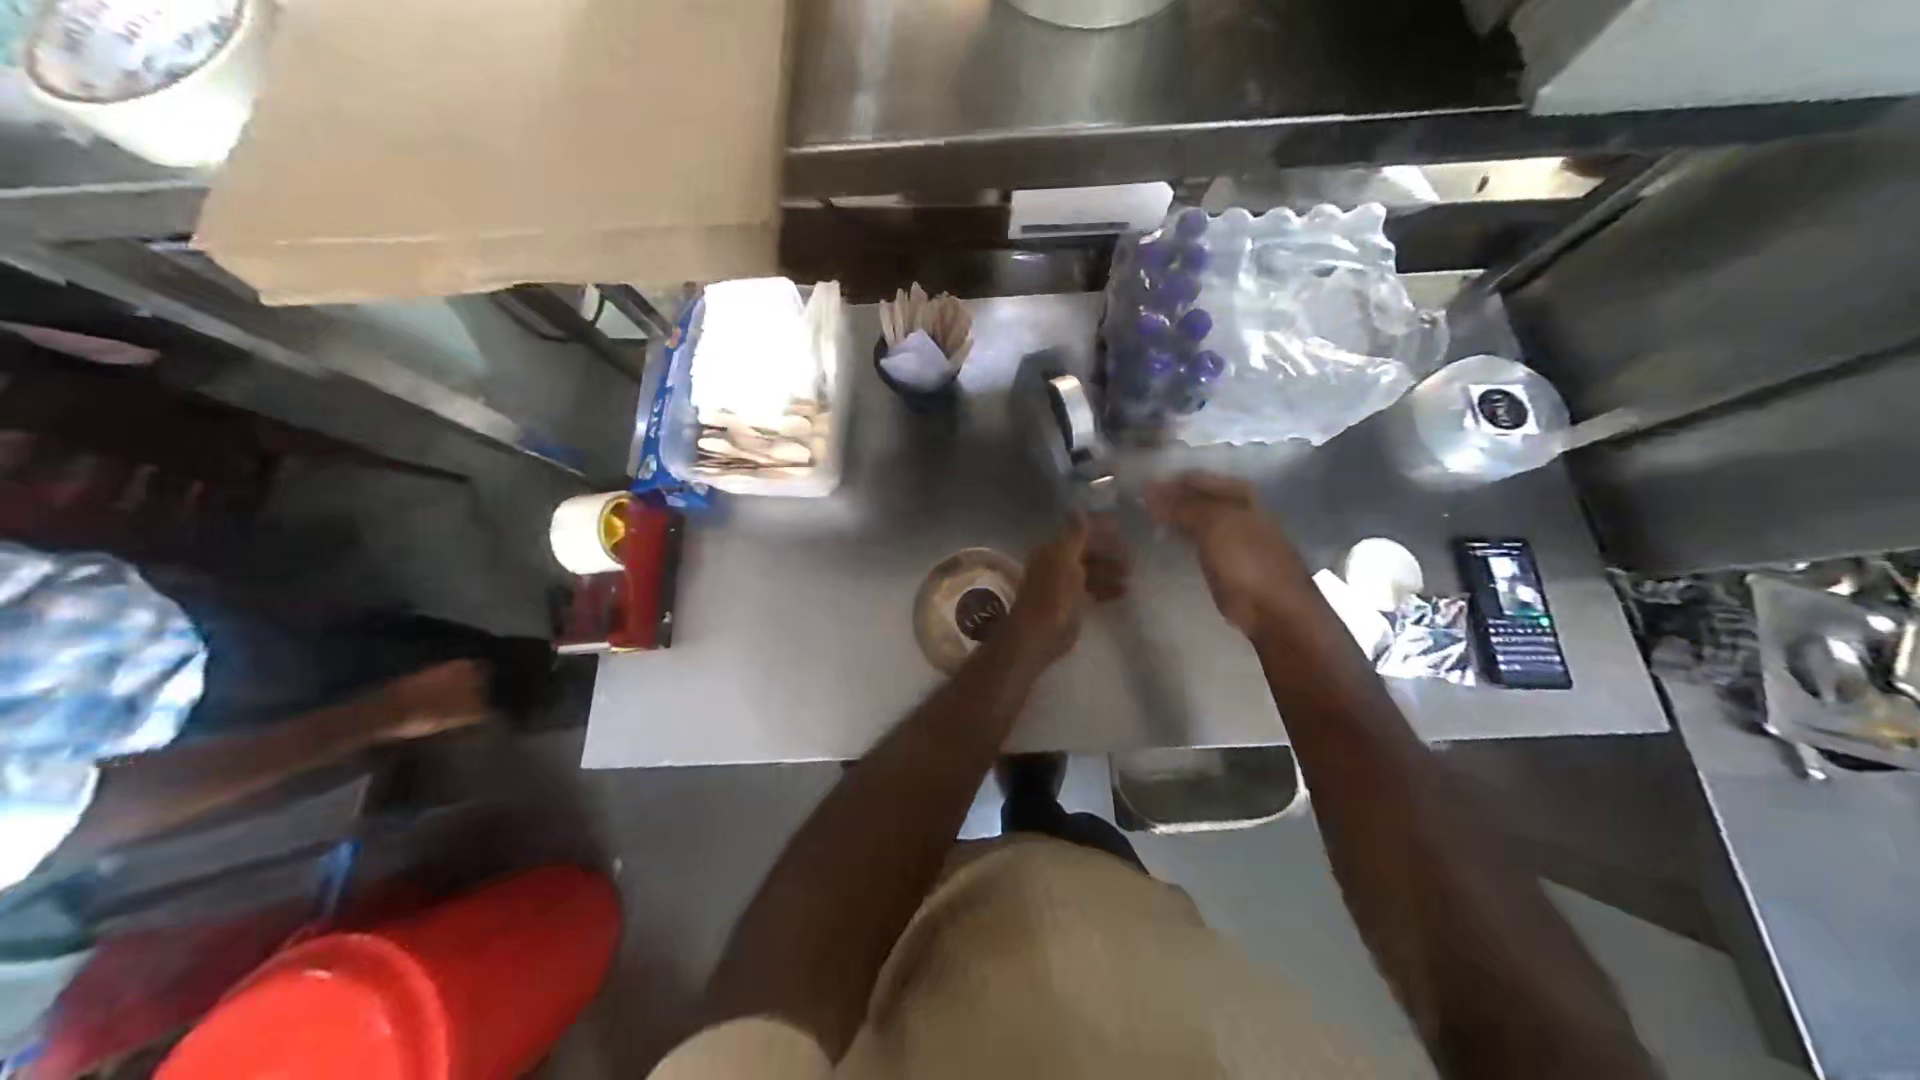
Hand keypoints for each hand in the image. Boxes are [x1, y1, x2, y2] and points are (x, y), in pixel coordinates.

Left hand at [1003, 512, 1129, 667]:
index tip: (1122, 530)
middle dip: (1109, 554)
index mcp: (1052, 550)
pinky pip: (1093, 591)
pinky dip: (1107, 590)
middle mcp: (1057, 564)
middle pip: (1087, 553)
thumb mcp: (1064, 559)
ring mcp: (1064, 585)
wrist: (1040, 635)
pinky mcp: (1072, 604)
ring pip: (1092, 572)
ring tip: (1131, 578)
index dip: (1099, 530)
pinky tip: (1123, 593)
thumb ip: (1074, 535)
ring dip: (1111, 572)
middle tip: (1131, 560)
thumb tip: (1077, 508)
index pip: (1079, 533)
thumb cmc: (1053, 593)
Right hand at [1146, 472, 1309, 637]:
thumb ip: (1182, 506)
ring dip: (1172, 517)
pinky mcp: (1222, 560)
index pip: (1197, 478)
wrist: (1272, 608)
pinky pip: (1195, 540)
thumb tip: (1149, 493)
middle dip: (1169, 497)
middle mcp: (1236, 510)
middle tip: (1137, 503)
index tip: (1140, 487)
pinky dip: (1177, 536)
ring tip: (1144, 518)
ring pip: (1194, 518)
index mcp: (1240, 495)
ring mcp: (1230, 536)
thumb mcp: (1214, 524)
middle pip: (1196, 497)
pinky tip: (1161, 539)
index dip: (1170, 481)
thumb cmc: (1247, 560)